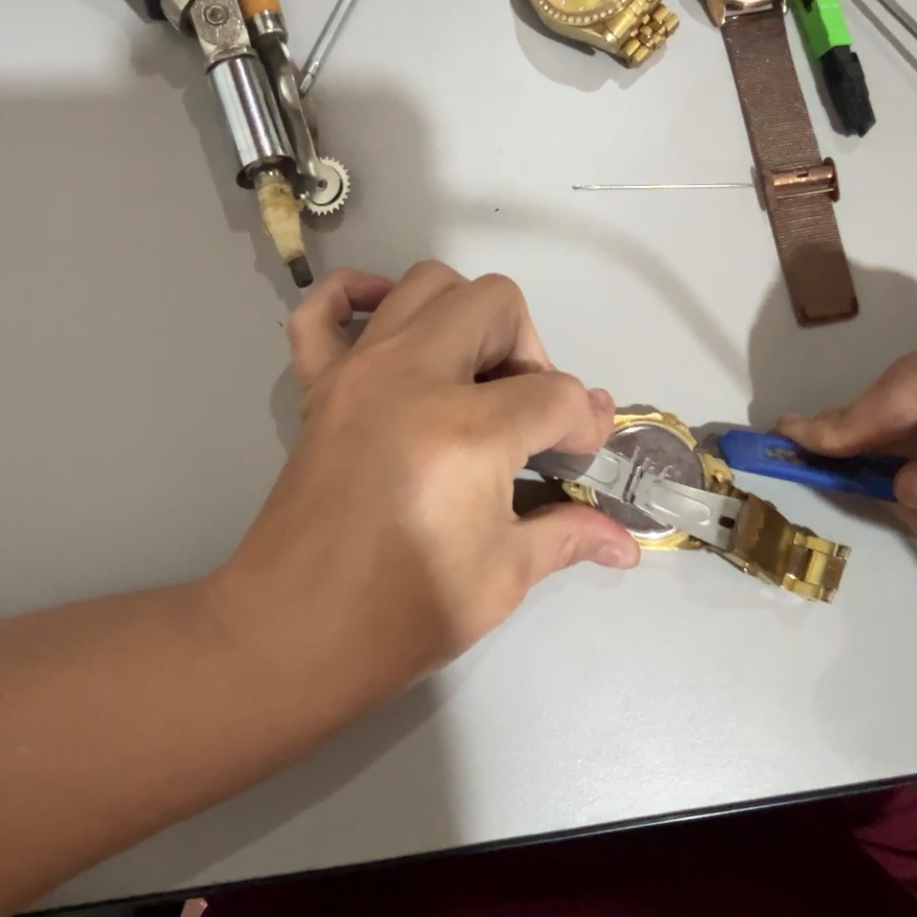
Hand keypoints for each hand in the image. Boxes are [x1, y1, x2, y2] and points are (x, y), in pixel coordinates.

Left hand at [212, 262, 639, 694]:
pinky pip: (323, 310)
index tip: (580, 456)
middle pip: (497, 306)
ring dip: (465, 318)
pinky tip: (388, 325)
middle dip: (531, 352)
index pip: (556, 395)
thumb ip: (564, 534)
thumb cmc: (402, 614)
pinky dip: (356, 297)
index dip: (584, 426)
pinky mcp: (316, 386)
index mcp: (468, 431)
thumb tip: (622, 540)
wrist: (294, 631)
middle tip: (527, 416)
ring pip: (426, 285)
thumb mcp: (501, 576)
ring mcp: (356, 373)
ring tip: (473, 381)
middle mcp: (411, 378)